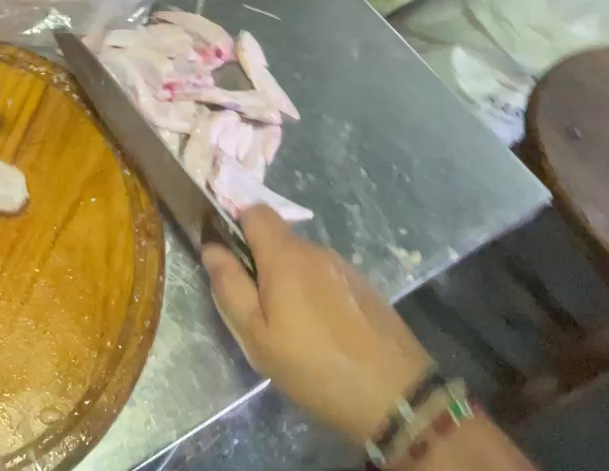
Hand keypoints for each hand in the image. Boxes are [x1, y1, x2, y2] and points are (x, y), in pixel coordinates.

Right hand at [203, 207, 433, 442]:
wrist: (396, 396)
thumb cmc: (314, 366)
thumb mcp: (257, 336)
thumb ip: (230, 287)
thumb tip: (212, 249)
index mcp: (285, 256)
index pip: (255, 211)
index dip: (238, 227)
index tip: (232, 261)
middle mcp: (316, 251)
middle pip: (279, 240)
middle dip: (263, 264)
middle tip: (260, 311)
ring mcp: (345, 268)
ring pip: (303, 262)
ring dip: (291, 283)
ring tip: (294, 330)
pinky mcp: (365, 288)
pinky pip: (327, 279)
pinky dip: (317, 296)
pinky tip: (323, 334)